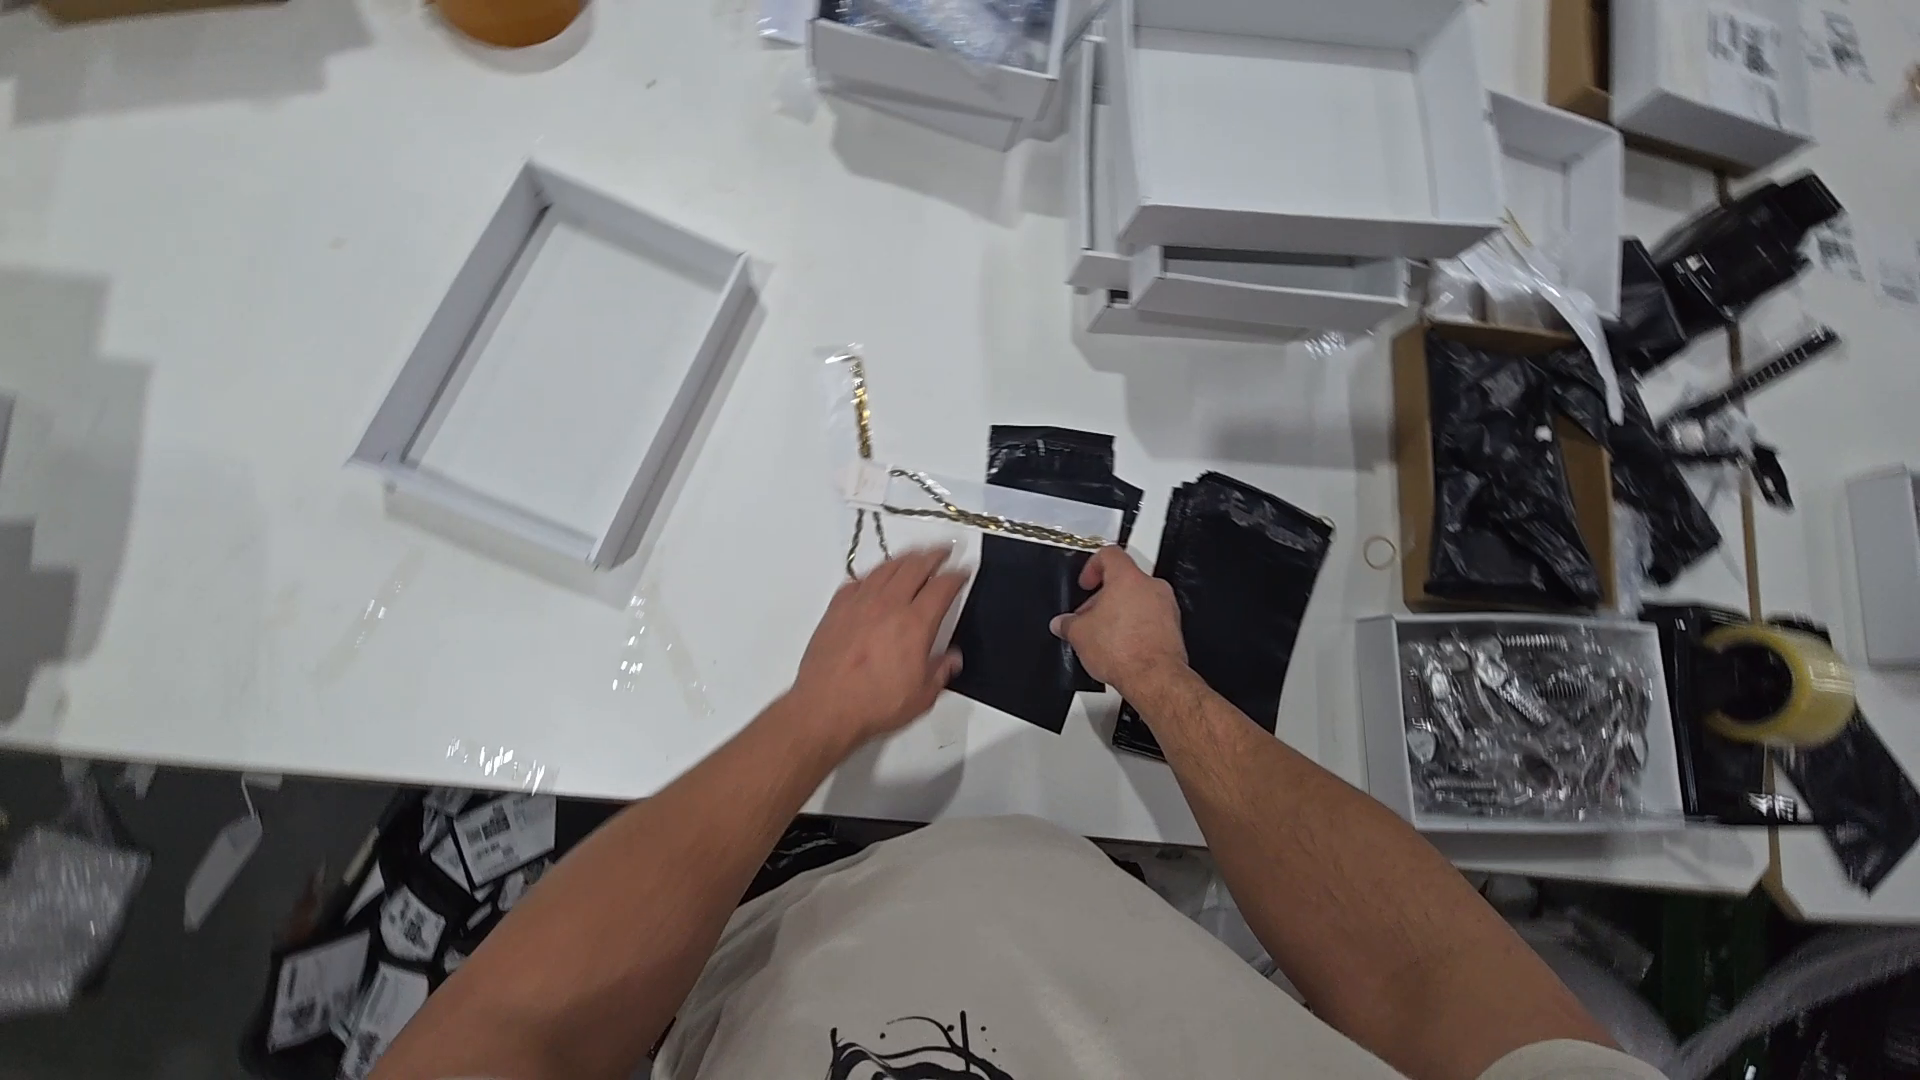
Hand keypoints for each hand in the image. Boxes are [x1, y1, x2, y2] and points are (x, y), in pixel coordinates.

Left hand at [788, 549, 968, 748]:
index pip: (942, 587)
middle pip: (915, 567)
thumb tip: (951, 659)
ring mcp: (860, 603)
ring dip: (905, 558)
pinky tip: (874, 578)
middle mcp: (888, 605)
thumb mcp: (921, 696)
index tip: (963, 571)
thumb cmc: (872, 703)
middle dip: (933, 556)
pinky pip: (858, 581)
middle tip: (943, 552)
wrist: (826, 707)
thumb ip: (940, 672)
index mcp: (915, 623)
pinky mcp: (837, 608)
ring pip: (887, 568)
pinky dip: (872, 575)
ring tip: (914, 556)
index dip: (956, 575)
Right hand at [1049, 547, 1187, 698]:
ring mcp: (1166, 606)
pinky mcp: (1173, 627)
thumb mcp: (1079, 634)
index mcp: (1127, 578)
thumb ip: (1067, 623)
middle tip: (1089, 615)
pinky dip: (1136, 625)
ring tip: (1104, 633)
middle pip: (1123, 579)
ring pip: (1138, 599)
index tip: (1086, 583)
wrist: (1153, 677)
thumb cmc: (1124, 651)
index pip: (1109, 554)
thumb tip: (1062, 624)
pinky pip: (1151, 617)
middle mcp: (1151, 587)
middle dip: (1103, 596)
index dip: (1092, 566)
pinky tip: (1121, 645)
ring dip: (1120, 611)